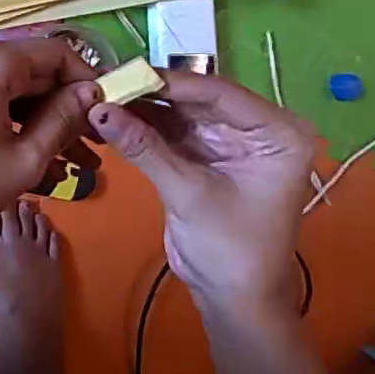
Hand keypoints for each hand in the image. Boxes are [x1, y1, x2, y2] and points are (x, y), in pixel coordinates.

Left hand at [0, 38, 100, 258]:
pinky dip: (17, 122)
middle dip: (67, 107)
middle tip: (96, 144)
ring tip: (78, 162)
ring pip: (15, 88)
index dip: (87, 82)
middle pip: (35, 70)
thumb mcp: (25, 158)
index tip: (107, 114)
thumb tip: (94, 93)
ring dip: (45, 120)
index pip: (56, 53)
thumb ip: (64, 118)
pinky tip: (44, 158)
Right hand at [87, 70, 313, 309]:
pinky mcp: (202, 154)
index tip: (124, 75)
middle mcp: (254, 128)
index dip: (170, 83)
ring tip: (99, 97)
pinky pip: (168, 131)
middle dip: (149, 93)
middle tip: (104, 84)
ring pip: (177, 112)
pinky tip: (109, 118)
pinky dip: (140, 127)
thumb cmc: (231, 250)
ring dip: (140, 108)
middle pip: (195, 99)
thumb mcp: (188, 194)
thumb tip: (98, 109)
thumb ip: (144, 148)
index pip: (219, 93)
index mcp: (276, 133)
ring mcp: (227, 140)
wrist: (233, 298)